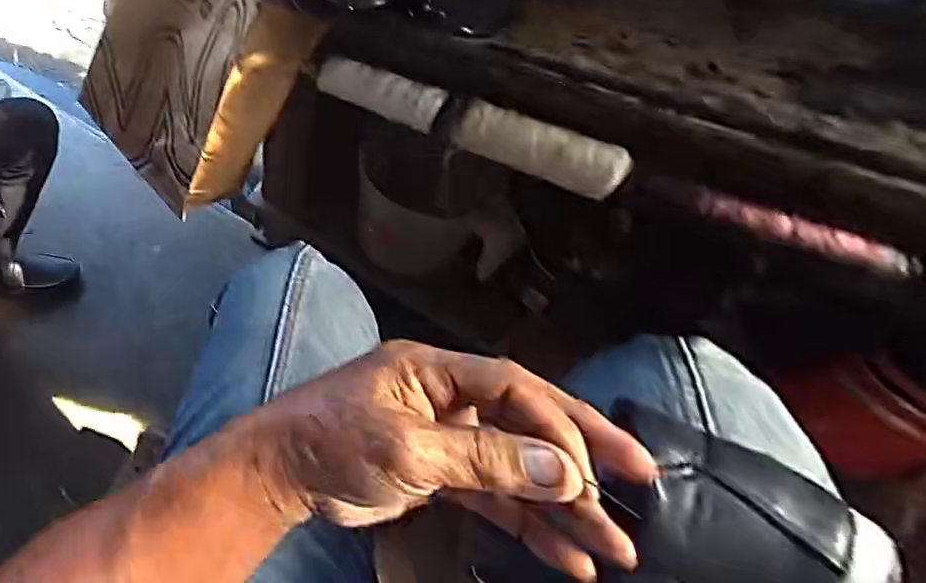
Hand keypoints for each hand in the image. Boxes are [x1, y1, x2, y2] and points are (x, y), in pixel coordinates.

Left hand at [243, 341, 657, 580]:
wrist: (284, 470)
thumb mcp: (407, 448)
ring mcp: (440, 433)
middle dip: (577, 455)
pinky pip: (492, 492)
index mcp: (429, 369)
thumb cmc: (335, 441)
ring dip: (560, 503)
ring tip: (614, 549)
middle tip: (640, 487)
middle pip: (520, 418)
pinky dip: (527, 521)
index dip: (558, 422)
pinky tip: (566, 556)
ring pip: (512, 462)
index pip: (509, 384)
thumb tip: (561, 470)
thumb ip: (482, 458)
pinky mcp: (435, 469)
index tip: (597, 472)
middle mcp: (440, 394)